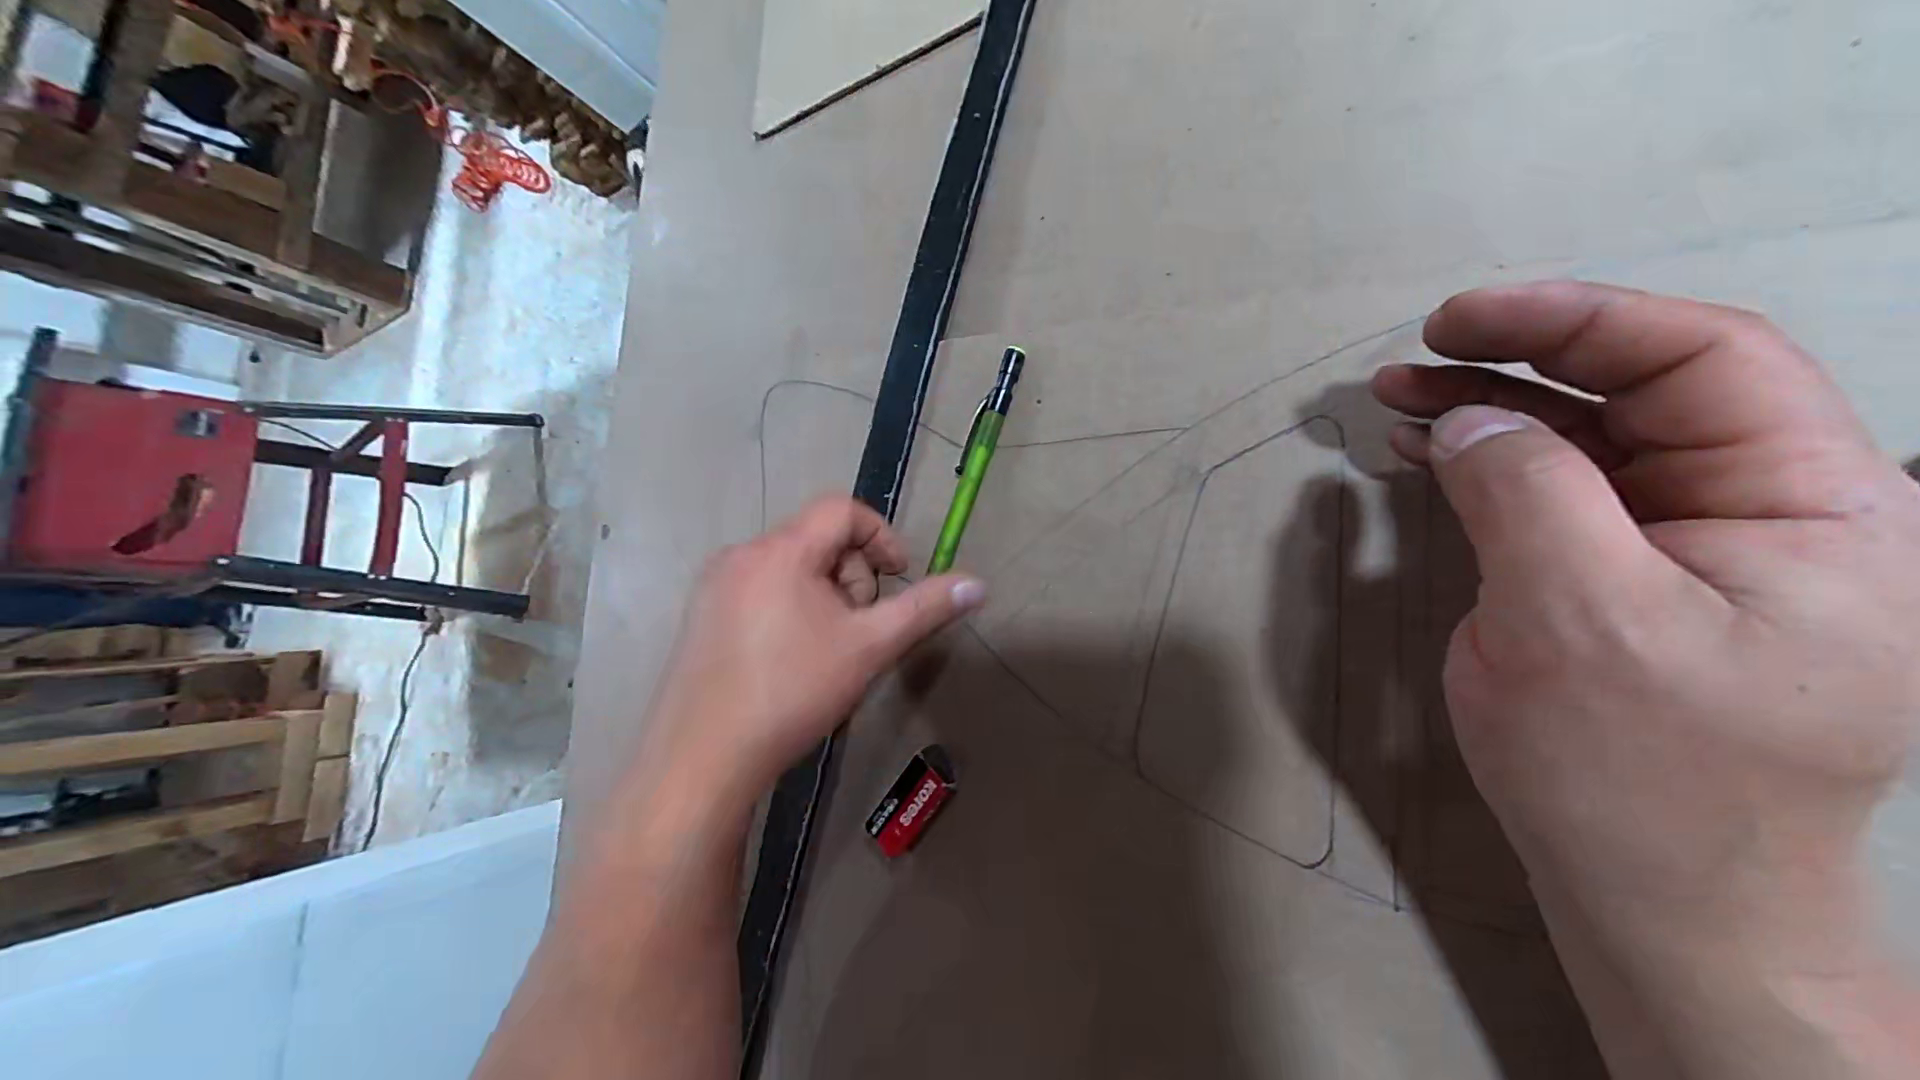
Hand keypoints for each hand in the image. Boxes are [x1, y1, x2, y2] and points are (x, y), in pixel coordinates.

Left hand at [633, 496, 984, 813]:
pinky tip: (792, 661)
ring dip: (825, 595)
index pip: (843, 510)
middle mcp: (742, 555)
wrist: (703, 758)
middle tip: (861, 628)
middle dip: (853, 576)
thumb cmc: (793, 692)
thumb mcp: (870, 647)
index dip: (882, 537)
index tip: (899, 579)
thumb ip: (926, 608)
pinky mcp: (701, 616)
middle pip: (818, 540)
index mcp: (780, 550)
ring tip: (829, 649)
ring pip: (791, 568)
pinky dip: (791, 609)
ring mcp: (715, 586)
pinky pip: (761, 591)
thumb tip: (979, 584)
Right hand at [1372, 282, 1919, 1073]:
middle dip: (1517, 361)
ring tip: (1397, 395)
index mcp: (1808, 506)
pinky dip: (1483, 463)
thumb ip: (1528, 496)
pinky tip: (1428, 449)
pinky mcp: (1609, 578)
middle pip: (1635, 393)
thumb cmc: (1637, 770)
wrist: (1651, 893)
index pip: (1702, 362)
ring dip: (1487, 410)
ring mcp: (1674, 546)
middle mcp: (1752, 511)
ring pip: (1582, 440)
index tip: (1460, 316)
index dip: (1575, 320)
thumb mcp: (1580, 619)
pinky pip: (1549, 493)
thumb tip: (1469, 420)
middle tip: (1413, 353)